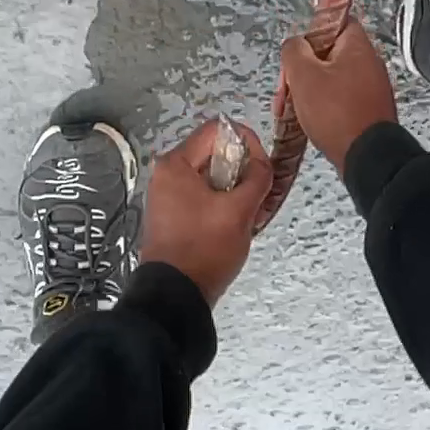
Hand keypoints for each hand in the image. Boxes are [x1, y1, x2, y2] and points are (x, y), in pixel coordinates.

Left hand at [139, 120, 272, 305]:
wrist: (175, 300)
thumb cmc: (205, 248)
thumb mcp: (240, 210)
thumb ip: (258, 177)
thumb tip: (263, 164)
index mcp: (175, 164)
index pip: (216, 129)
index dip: (245, 139)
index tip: (262, 163)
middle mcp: (166, 175)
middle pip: (214, 152)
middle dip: (242, 168)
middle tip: (260, 189)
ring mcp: (166, 197)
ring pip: (211, 176)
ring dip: (235, 187)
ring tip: (252, 208)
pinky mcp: (172, 217)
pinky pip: (202, 195)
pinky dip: (222, 202)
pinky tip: (237, 222)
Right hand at [281, 17, 396, 175]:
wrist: (368, 158)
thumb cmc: (337, 113)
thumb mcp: (303, 75)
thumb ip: (294, 51)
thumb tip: (294, 44)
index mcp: (358, 46)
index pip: (335, 22)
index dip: (311, 34)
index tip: (296, 52)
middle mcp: (370, 62)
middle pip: (329, 53)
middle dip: (303, 70)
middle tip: (287, 89)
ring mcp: (372, 87)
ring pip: (333, 78)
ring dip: (310, 90)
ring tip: (293, 109)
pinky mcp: (369, 110)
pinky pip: (342, 99)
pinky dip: (325, 107)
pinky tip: (311, 122)